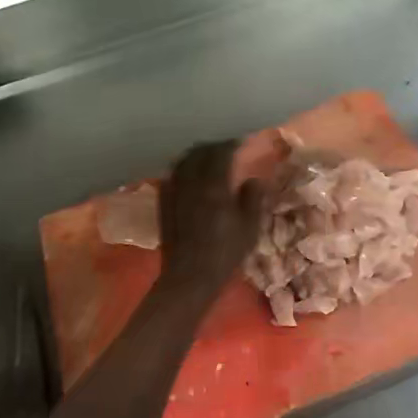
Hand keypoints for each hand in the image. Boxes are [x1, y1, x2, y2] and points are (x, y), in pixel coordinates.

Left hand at [156, 141, 262, 294]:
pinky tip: (188, 174)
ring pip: (183, 160)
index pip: (220, 152)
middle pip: (199, 152)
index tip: (240, 141)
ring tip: (206, 156)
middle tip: (225, 148)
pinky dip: (183, 167)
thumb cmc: (225, 253)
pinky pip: (172, 174)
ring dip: (196, 154)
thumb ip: (253, 198)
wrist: (189, 276)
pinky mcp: (163, 201)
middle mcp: (191, 181)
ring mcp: (174, 190)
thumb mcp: (249, 228)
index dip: (230, 144)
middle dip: (213, 146)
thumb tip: (254, 179)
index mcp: (214, 185)